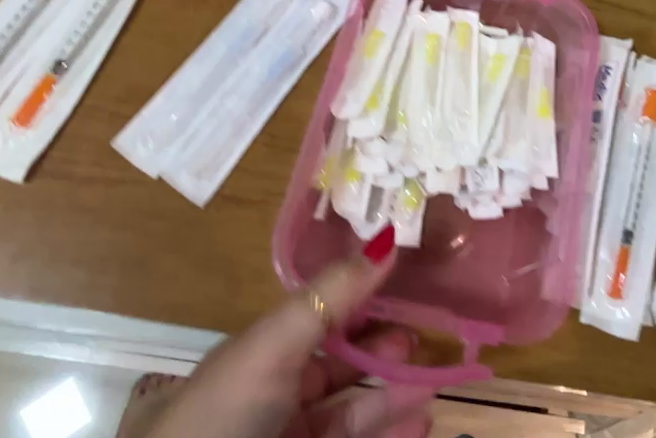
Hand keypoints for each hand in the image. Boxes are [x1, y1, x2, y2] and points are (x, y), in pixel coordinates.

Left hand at [143, 225, 432, 437]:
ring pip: (352, 410)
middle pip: (340, 365)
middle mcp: (277, 391)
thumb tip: (388, 237)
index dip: (363, 298)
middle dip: (383, 351)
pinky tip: (420, 423)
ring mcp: (289, 433)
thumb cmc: (223, 411)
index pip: (321, 314)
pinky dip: (388, 432)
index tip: (407, 283)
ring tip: (432, 387)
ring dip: (393, 396)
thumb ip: (332, 295)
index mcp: (264, 351)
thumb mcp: (275, 343)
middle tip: (422, 340)